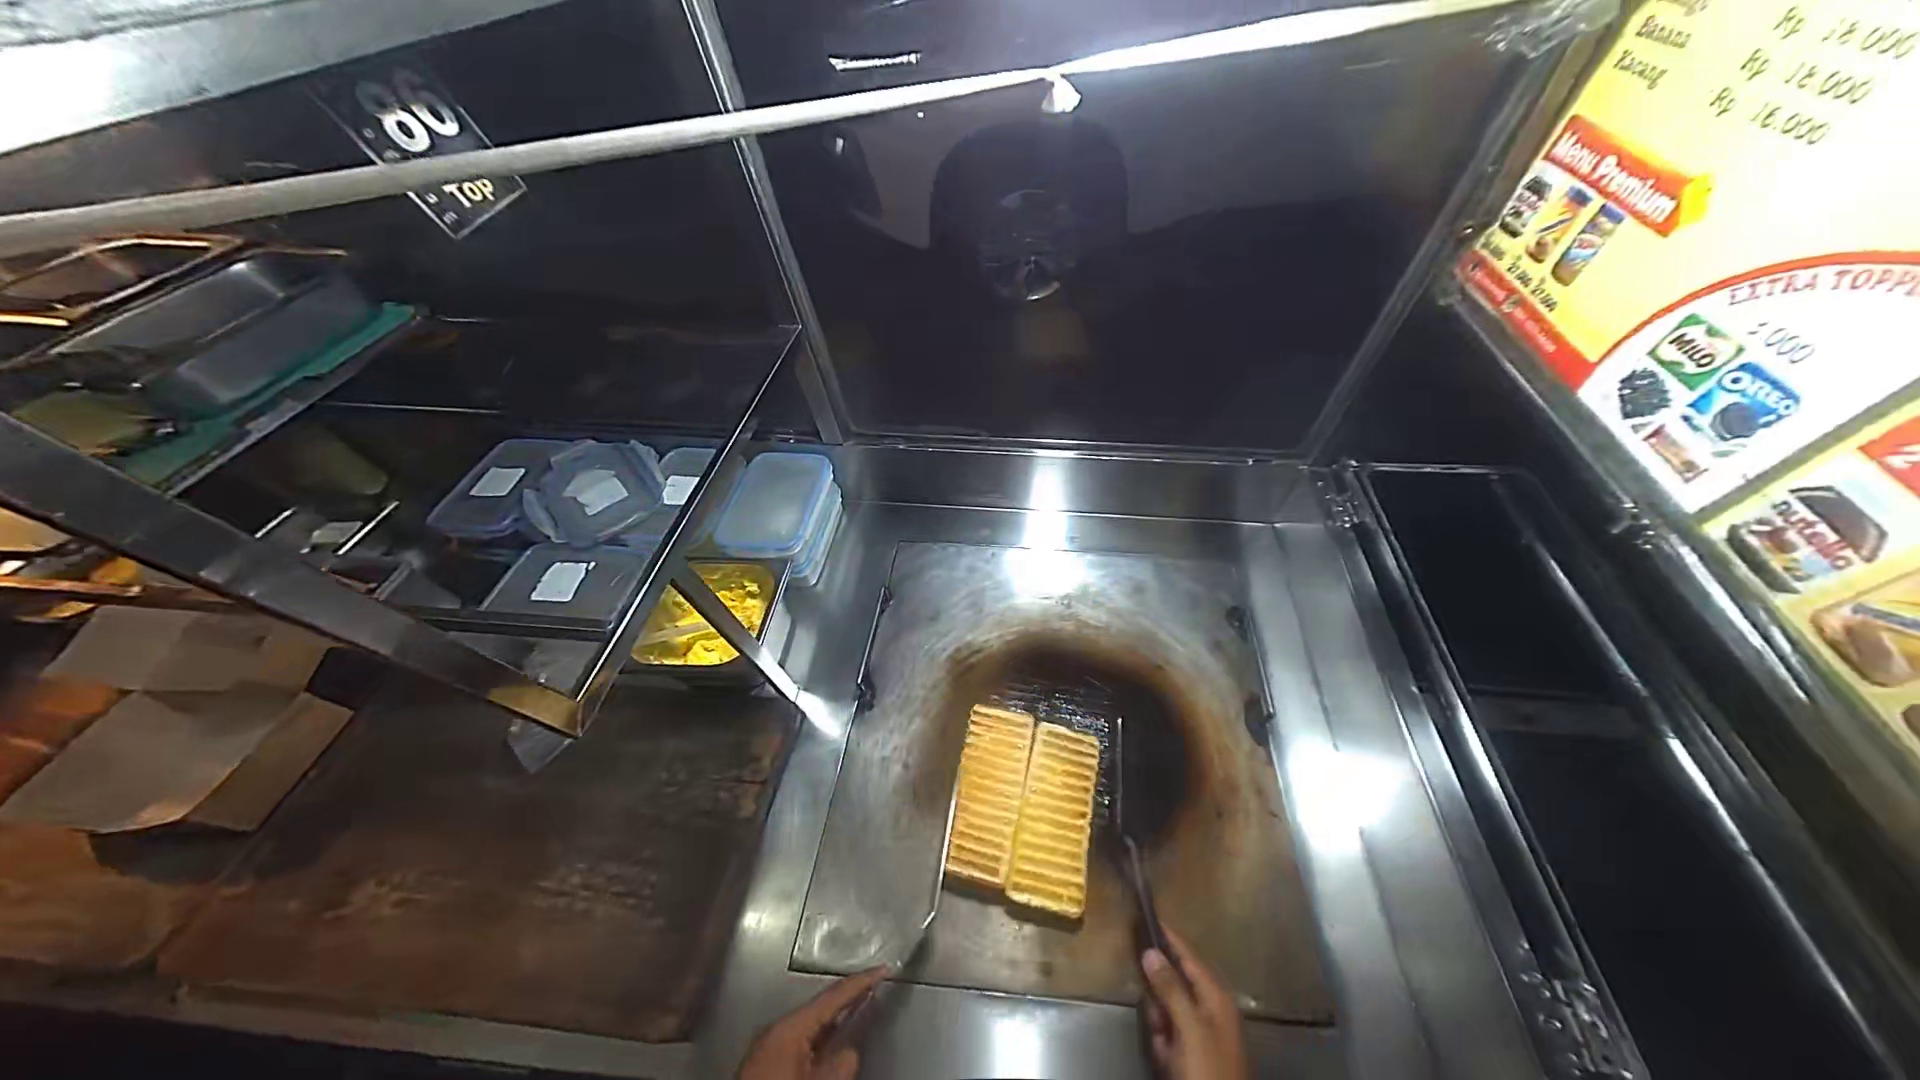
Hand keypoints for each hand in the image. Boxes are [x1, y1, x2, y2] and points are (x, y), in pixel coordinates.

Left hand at [737, 966, 889, 1079]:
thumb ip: (840, 1065)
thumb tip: (849, 1052)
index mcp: (790, 1026)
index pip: (833, 996)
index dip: (861, 981)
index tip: (883, 969)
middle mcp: (777, 1029)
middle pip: (820, 1006)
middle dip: (847, 996)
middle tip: (873, 983)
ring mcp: (768, 1046)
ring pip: (810, 1024)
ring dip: (834, 1018)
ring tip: (859, 1006)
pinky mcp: (765, 1064)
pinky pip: (800, 1041)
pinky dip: (820, 1037)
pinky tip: (831, 1042)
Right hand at [1140, 928, 1248, 1079]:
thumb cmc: (1209, 1071)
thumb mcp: (1189, 1028)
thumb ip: (1170, 988)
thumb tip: (1151, 950)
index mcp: (1216, 996)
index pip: (1189, 954)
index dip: (1168, 937)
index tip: (1146, 916)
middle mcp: (1211, 1007)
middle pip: (1174, 983)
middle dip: (1159, 999)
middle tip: (1158, 1021)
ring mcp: (1203, 1030)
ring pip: (1167, 1010)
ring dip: (1160, 1026)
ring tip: (1165, 1048)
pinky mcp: (1194, 1050)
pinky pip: (1169, 1034)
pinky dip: (1164, 1045)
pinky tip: (1168, 1061)